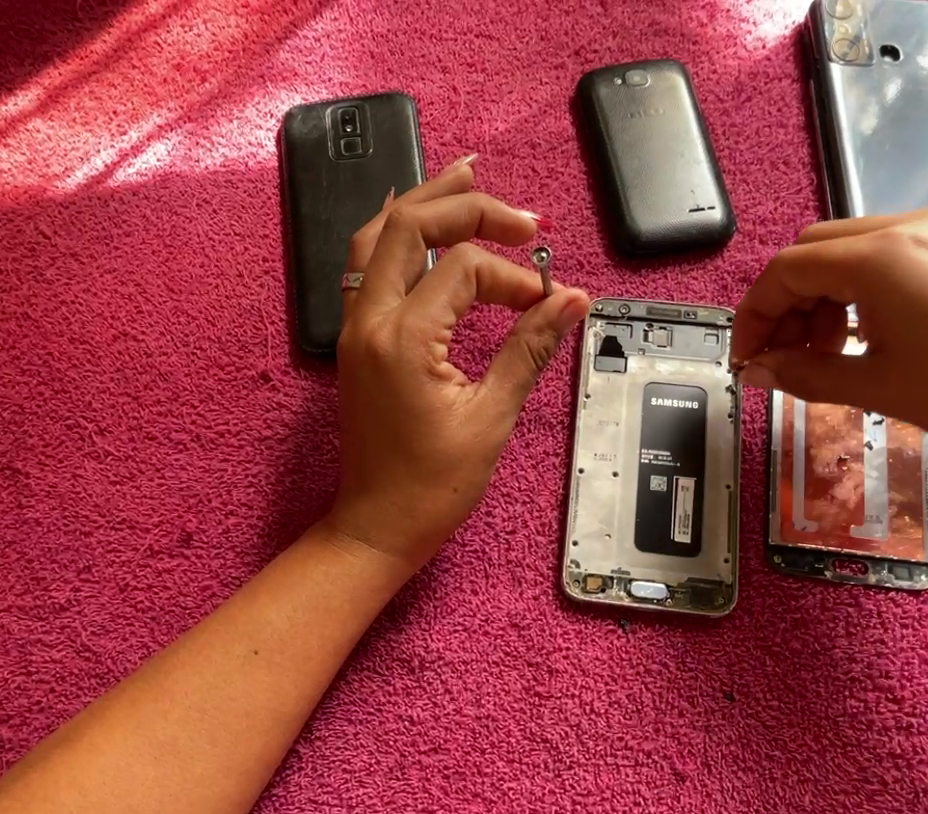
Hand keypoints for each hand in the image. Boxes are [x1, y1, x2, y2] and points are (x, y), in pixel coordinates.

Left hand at [326, 157, 591, 568]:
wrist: (378, 524)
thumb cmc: (433, 485)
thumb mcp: (491, 417)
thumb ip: (529, 349)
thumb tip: (572, 300)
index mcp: (403, 339)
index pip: (462, 269)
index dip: (511, 277)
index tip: (542, 304)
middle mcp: (369, 321)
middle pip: (410, 224)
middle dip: (468, 207)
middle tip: (520, 216)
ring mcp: (354, 328)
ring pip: (376, 236)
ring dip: (423, 203)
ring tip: (467, 176)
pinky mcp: (356, 341)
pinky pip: (364, 266)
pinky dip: (393, 235)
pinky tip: (418, 221)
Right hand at [731, 207, 927, 470]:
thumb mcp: (882, 388)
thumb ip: (806, 375)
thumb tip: (757, 372)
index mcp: (881, 258)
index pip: (785, 270)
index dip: (754, 316)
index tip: (749, 359)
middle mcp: (912, 226)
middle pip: (814, 249)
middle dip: (786, 303)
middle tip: (785, 357)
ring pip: (853, 249)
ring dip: (823, 296)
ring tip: (831, 353)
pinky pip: (895, 253)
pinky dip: (863, 290)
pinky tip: (875, 334)